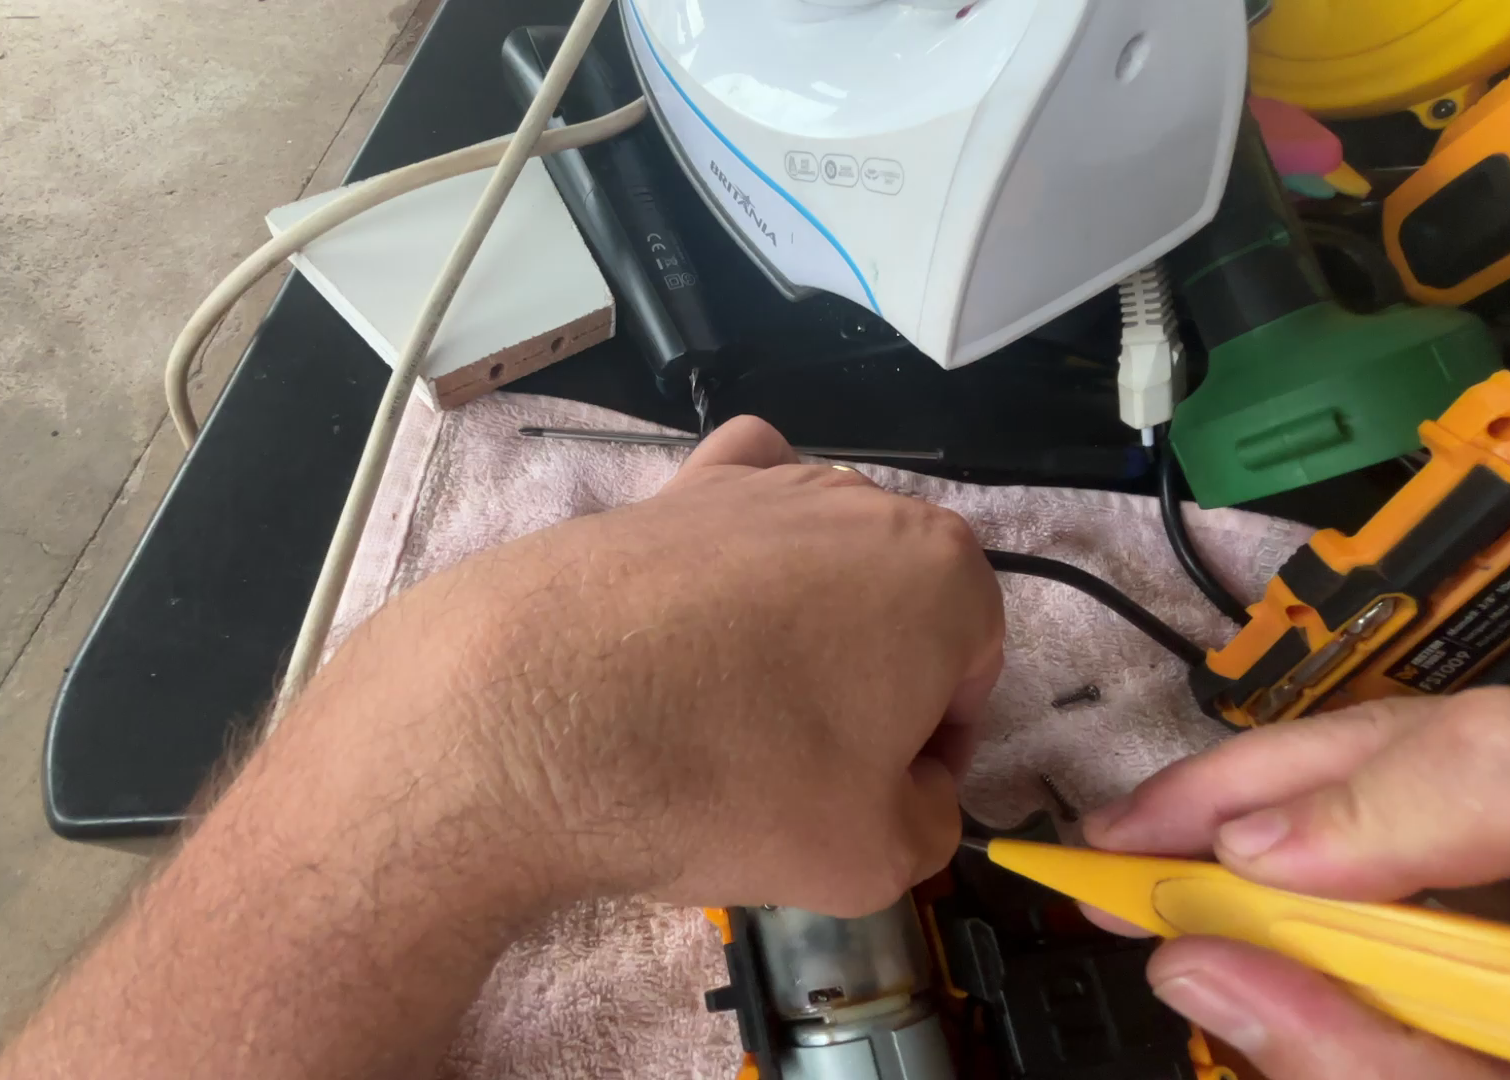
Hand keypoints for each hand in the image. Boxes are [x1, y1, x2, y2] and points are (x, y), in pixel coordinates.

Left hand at [296, 416, 1003, 918]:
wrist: (536, 712)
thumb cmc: (731, 778)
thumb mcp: (879, 855)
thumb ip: (935, 817)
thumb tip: (915, 784)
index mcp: (941, 572)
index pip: (973, 667)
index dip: (936, 740)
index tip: (883, 788)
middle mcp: (862, 502)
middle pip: (898, 608)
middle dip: (875, 681)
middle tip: (810, 756)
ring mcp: (763, 480)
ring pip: (823, 562)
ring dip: (807, 624)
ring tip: (737, 696)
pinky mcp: (680, 484)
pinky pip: (743, 498)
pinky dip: (748, 540)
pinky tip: (716, 591)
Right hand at [1083, 688, 1509, 1078]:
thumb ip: (1390, 1067)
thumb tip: (1193, 968)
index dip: (1362, 809)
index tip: (1230, 870)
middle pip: (1442, 735)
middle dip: (1254, 785)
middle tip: (1121, 841)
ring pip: (1428, 753)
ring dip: (1276, 801)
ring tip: (1161, 847)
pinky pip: (1448, 797)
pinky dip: (1340, 831)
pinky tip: (1268, 870)